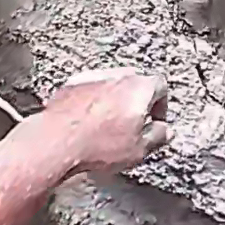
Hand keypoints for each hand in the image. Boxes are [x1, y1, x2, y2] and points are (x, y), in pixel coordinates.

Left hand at [36, 67, 170, 176]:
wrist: (58, 140)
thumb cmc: (98, 144)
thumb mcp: (138, 150)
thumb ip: (158, 136)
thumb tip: (166, 131)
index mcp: (139, 87)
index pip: (161, 85)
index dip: (161, 106)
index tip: (155, 123)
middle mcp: (119, 75)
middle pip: (136, 81)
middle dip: (138, 101)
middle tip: (133, 125)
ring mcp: (95, 76)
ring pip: (113, 83)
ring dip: (115, 100)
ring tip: (107, 126)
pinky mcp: (74, 82)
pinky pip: (91, 87)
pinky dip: (93, 100)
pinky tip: (87, 122)